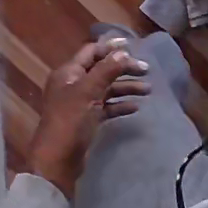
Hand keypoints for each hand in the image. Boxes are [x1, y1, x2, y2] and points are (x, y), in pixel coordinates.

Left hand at [27, 37, 150, 199]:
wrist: (58, 160)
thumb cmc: (70, 121)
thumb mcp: (88, 91)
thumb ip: (106, 70)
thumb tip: (123, 52)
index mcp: (68, 73)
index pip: (91, 52)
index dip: (110, 48)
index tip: (133, 48)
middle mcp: (73, 84)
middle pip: (101, 70)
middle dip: (123, 69)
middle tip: (146, 71)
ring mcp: (79, 103)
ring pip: (106, 89)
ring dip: (126, 87)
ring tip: (149, 91)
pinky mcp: (86, 120)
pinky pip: (106, 107)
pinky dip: (120, 105)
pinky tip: (136, 108)